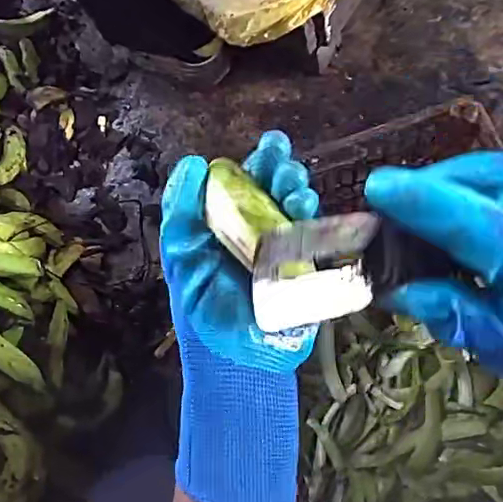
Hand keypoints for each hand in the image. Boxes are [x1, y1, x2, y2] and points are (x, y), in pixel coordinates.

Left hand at [160, 131, 319, 501]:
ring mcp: (293, 254)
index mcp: (237, 221)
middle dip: (289, 176)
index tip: (275, 145)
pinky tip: (310, 223)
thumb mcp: (181, 254)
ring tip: (297, 193)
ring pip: (305, 216)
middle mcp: (268, 231)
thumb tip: (194, 164)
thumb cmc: (201, 304)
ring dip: (303, 199)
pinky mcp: (310, 279)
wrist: (227, 356)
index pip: (255, 181)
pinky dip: (318, 234)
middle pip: (285, 193)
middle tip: (286, 169)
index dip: (266, 161)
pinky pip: (321, 250)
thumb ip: (182, 210)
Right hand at [364, 150, 502, 489]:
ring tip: (436, 193)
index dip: (426, 202)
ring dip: (471, 173)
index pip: (481, 223)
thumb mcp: (491, 342)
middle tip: (401, 194)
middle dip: (442, 181)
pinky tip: (497, 186)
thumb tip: (391, 286)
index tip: (379, 186)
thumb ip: (445, 311)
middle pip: (500, 178)